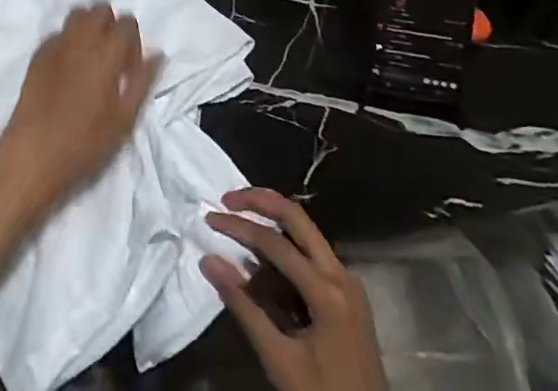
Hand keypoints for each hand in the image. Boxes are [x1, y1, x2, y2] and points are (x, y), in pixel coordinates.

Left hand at [0, 5, 159, 211]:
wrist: (32, 156)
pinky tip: (69, 70)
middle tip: (113, 59)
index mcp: (105, 52)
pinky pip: (58, 34)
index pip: (127, 23)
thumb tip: (157, 55)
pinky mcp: (36, 56)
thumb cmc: (85, 142)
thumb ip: (142, 81)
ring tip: (92, 59)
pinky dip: (69, 41)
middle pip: (100, 10)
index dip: (134, 43)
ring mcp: (55, 45)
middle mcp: (80, 40)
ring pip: (76, 15)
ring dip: (89, 28)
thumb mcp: (125, 118)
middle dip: (111, 26)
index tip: (130, 70)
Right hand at [201, 189, 387, 390]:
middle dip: (262, 202)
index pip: (276, 244)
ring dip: (273, 219)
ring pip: (307, 233)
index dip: (239, 227)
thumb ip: (244, 307)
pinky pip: (313, 255)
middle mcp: (341, 274)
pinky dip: (286, 245)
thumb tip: (209, 262)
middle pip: (298, 219)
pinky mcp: (346, 292)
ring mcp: (348, 281)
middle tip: (228, 198)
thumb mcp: (279, 358)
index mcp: (327, 290)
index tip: (210, 218)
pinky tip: (263, 254)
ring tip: (240, 215)